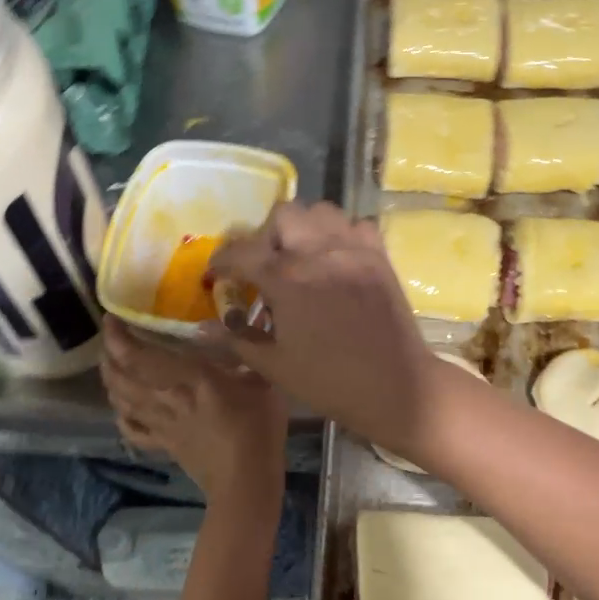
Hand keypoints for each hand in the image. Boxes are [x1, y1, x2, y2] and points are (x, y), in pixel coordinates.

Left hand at [100, 319, 287, 509]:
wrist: (246, 481)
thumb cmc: (258, 429)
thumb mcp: (261, 381)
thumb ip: (243, 350)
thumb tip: (228, 324)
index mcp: (188, 377)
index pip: (139, 355)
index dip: (118, 337)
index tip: (111, 320)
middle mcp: (165, 398)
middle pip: (122, 377)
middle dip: (108, 356)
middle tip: (110, 341)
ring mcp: (161, 425)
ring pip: (122, 401)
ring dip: (110, 382)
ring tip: (111, 367)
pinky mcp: (164, 446)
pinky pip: (134, 432)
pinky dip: (122, 419)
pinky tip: (122, 410)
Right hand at [202, 202, 451, 455]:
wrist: (394, 387)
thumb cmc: (329, 383)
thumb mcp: (275, 366)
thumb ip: (238, 339)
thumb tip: (204, 327)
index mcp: (287, 279)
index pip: (242, 252)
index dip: (222, 262)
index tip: (216, 275)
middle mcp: (319, 251)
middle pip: (283, 215)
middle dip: (266, 235)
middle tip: (264, 266)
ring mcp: (353, 249)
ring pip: (320, 212)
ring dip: (303, 229)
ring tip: (299, 259)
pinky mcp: (379, 257)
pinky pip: (355, 225)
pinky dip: (339, 235)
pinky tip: (334, 261)